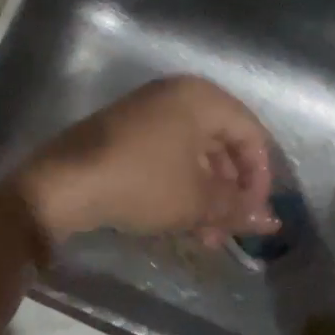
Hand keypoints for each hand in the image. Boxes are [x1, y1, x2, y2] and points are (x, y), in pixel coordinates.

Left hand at [10, 76, 279, 246]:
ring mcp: (145, 113)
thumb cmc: (141, 182)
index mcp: (200, 97)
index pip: (251, 134)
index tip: (254, 216)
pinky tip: (179, 224)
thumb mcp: (196, 200)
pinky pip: (165, 158)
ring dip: (205, 198)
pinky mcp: (123, 135)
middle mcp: (174, 96)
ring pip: (192, 156)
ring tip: (204, 238)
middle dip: (229, 193)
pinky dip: (178, 188)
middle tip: (228, 232)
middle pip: (221, 144)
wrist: (62, 185)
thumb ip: (238, 208)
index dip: (260, 178)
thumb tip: (271, 221)